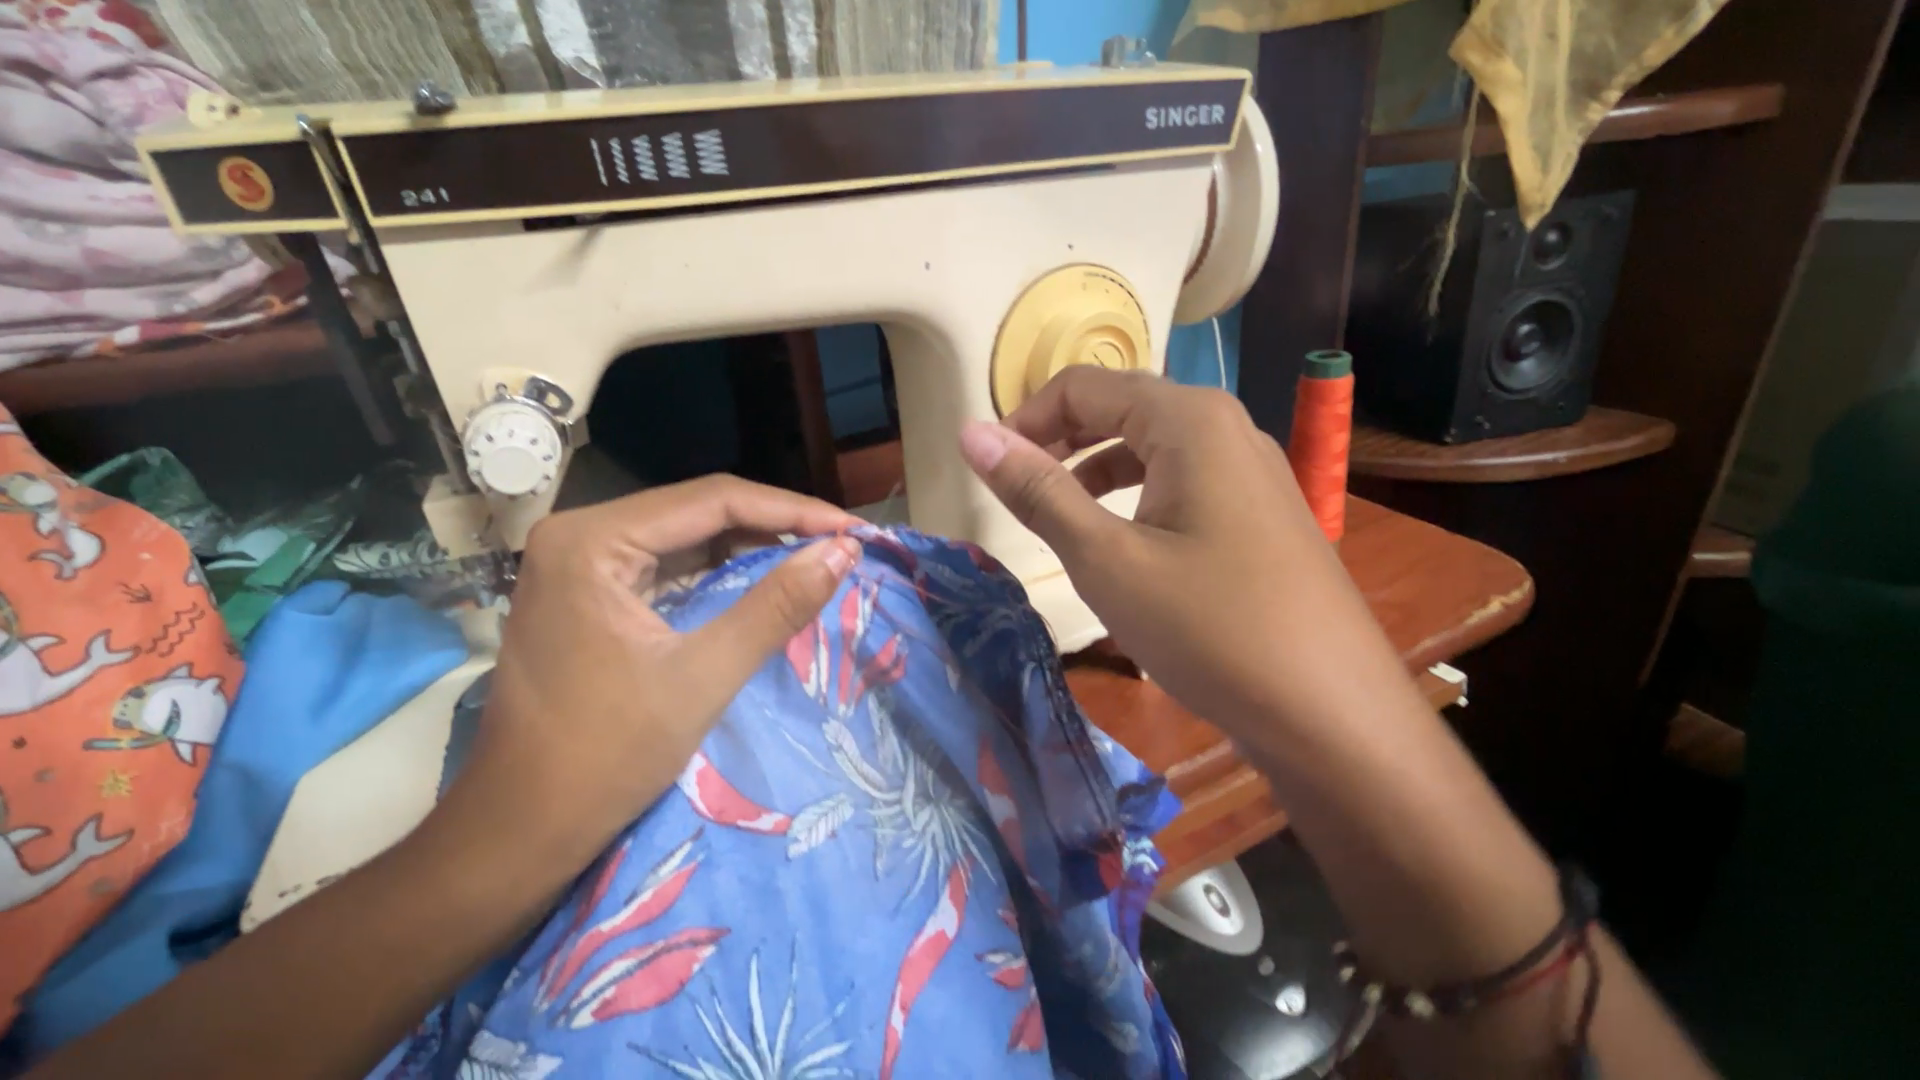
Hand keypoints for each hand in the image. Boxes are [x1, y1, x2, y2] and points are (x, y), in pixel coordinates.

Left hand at [448, 476, 860, 875]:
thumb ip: (776, 606)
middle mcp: (578, 534)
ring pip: (684, 536)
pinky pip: (665, 565)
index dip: (793, 512)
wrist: (521, 827)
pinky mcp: (584, 592)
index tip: (855, 531)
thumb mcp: (703, 676)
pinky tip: (762, 580)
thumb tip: (844, 551)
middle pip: (697, 511)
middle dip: (775, 525)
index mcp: (592, 540)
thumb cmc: (605, 754)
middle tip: (842, 544)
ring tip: (816, 557)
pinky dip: (716, 573)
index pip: (713, 501)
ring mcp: (576, 563)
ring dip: (750, 547)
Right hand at [959, 367, 1404, 737]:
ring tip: (1056, 517)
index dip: (1025, 419)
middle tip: (1013, 492)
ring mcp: (1254, 470)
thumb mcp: (1107, 560)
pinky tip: (1122, 542)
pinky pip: (1186, 482)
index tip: (986, 468)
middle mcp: (1228, 427)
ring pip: (1155, 447)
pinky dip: (1138, 496)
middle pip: (1122, 408)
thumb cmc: (1209, 628)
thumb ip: (1038, 491)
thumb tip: (970, 433)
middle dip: (1060, 441)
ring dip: (1096, 470)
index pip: (1084, 386)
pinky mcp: (1263, 512)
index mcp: (1190, 420)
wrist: (1331, 710)